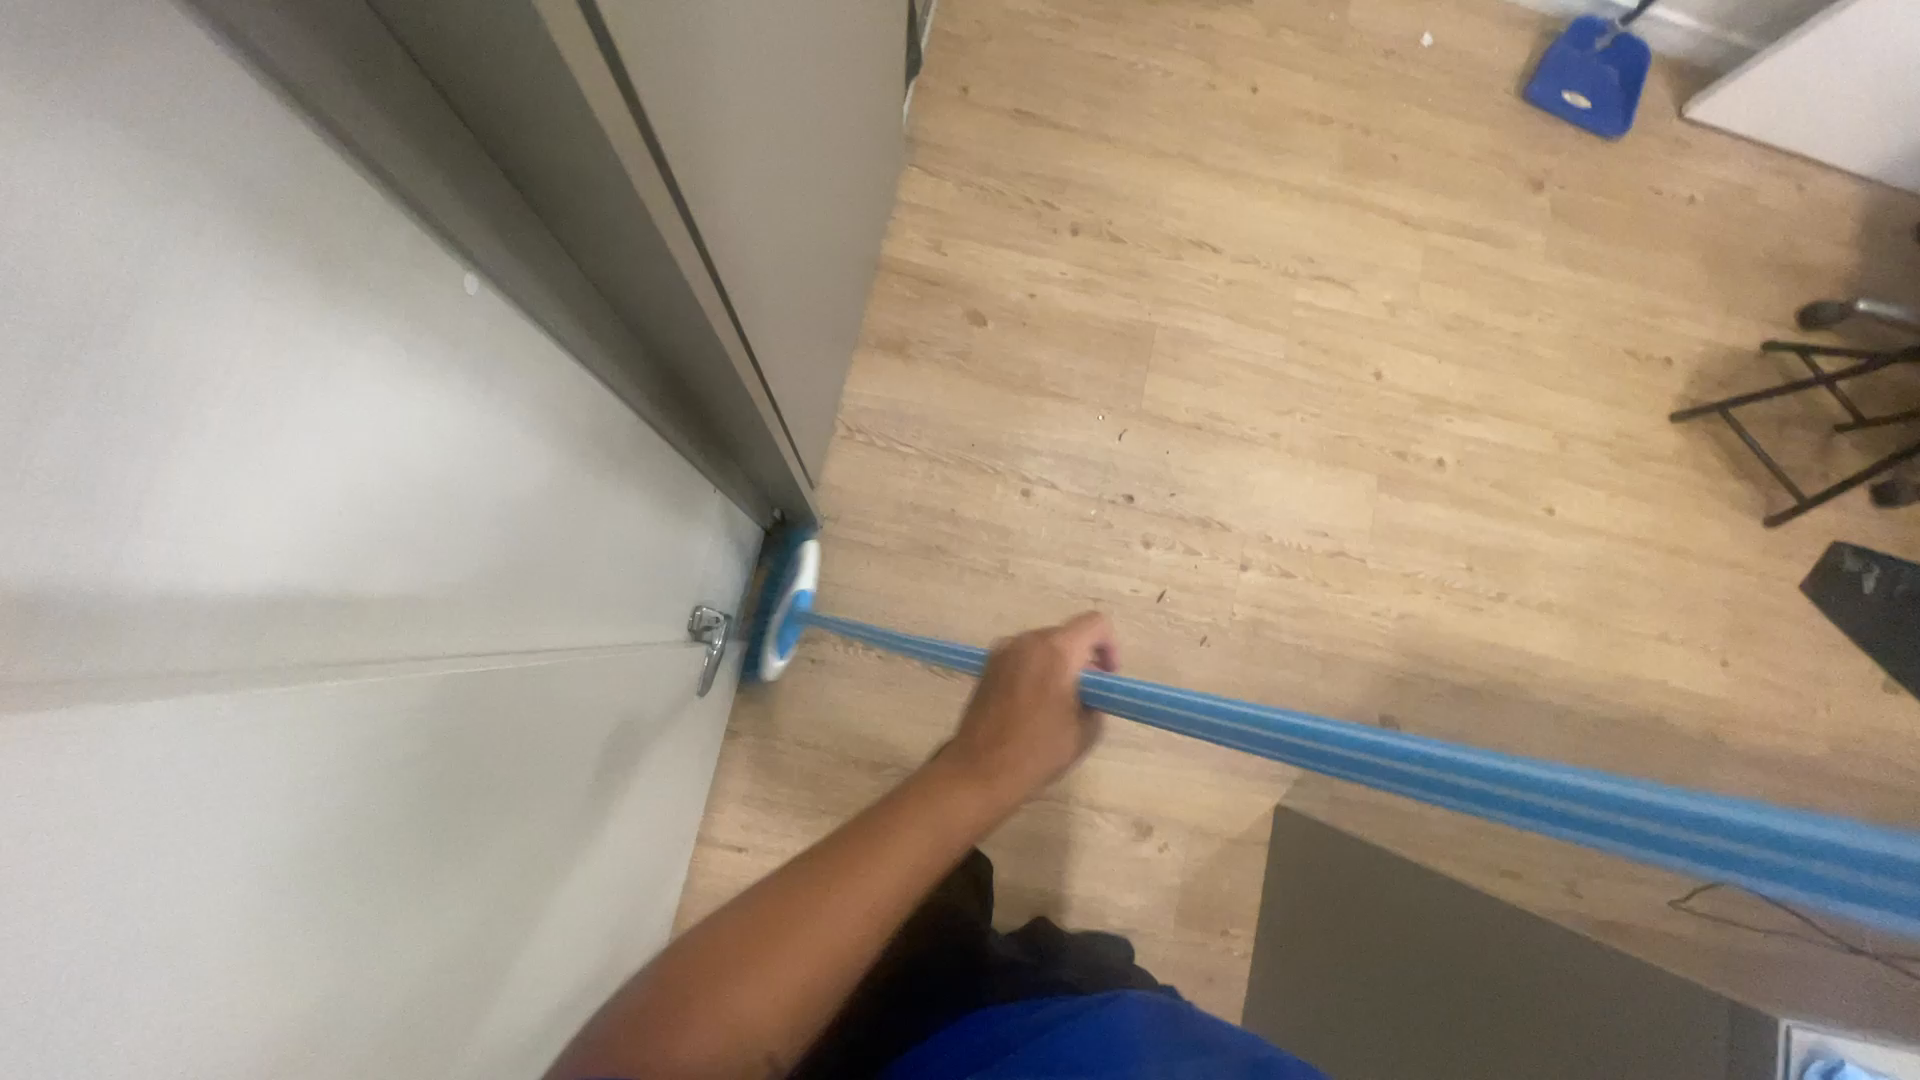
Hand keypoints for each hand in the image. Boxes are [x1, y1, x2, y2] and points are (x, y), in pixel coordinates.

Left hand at [941, 612, 1117, 804]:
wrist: (980, 769)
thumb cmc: (1037, 751)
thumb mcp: (1085, 731)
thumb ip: (1097, 700)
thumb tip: (1091, 691)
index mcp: (1056, 650)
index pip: (1095, 623)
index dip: (1110, 646)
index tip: (1107, 677)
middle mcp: (1026, 641)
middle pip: (1066, 635)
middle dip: (1082, 659)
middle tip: (1087, 695)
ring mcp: (1001, 651)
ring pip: (1042, 645)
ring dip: (1057, 664)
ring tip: (1058, 703)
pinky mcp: (986, 666)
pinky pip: (1021, 657)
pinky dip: (1035, 670)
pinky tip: (1033, 704)